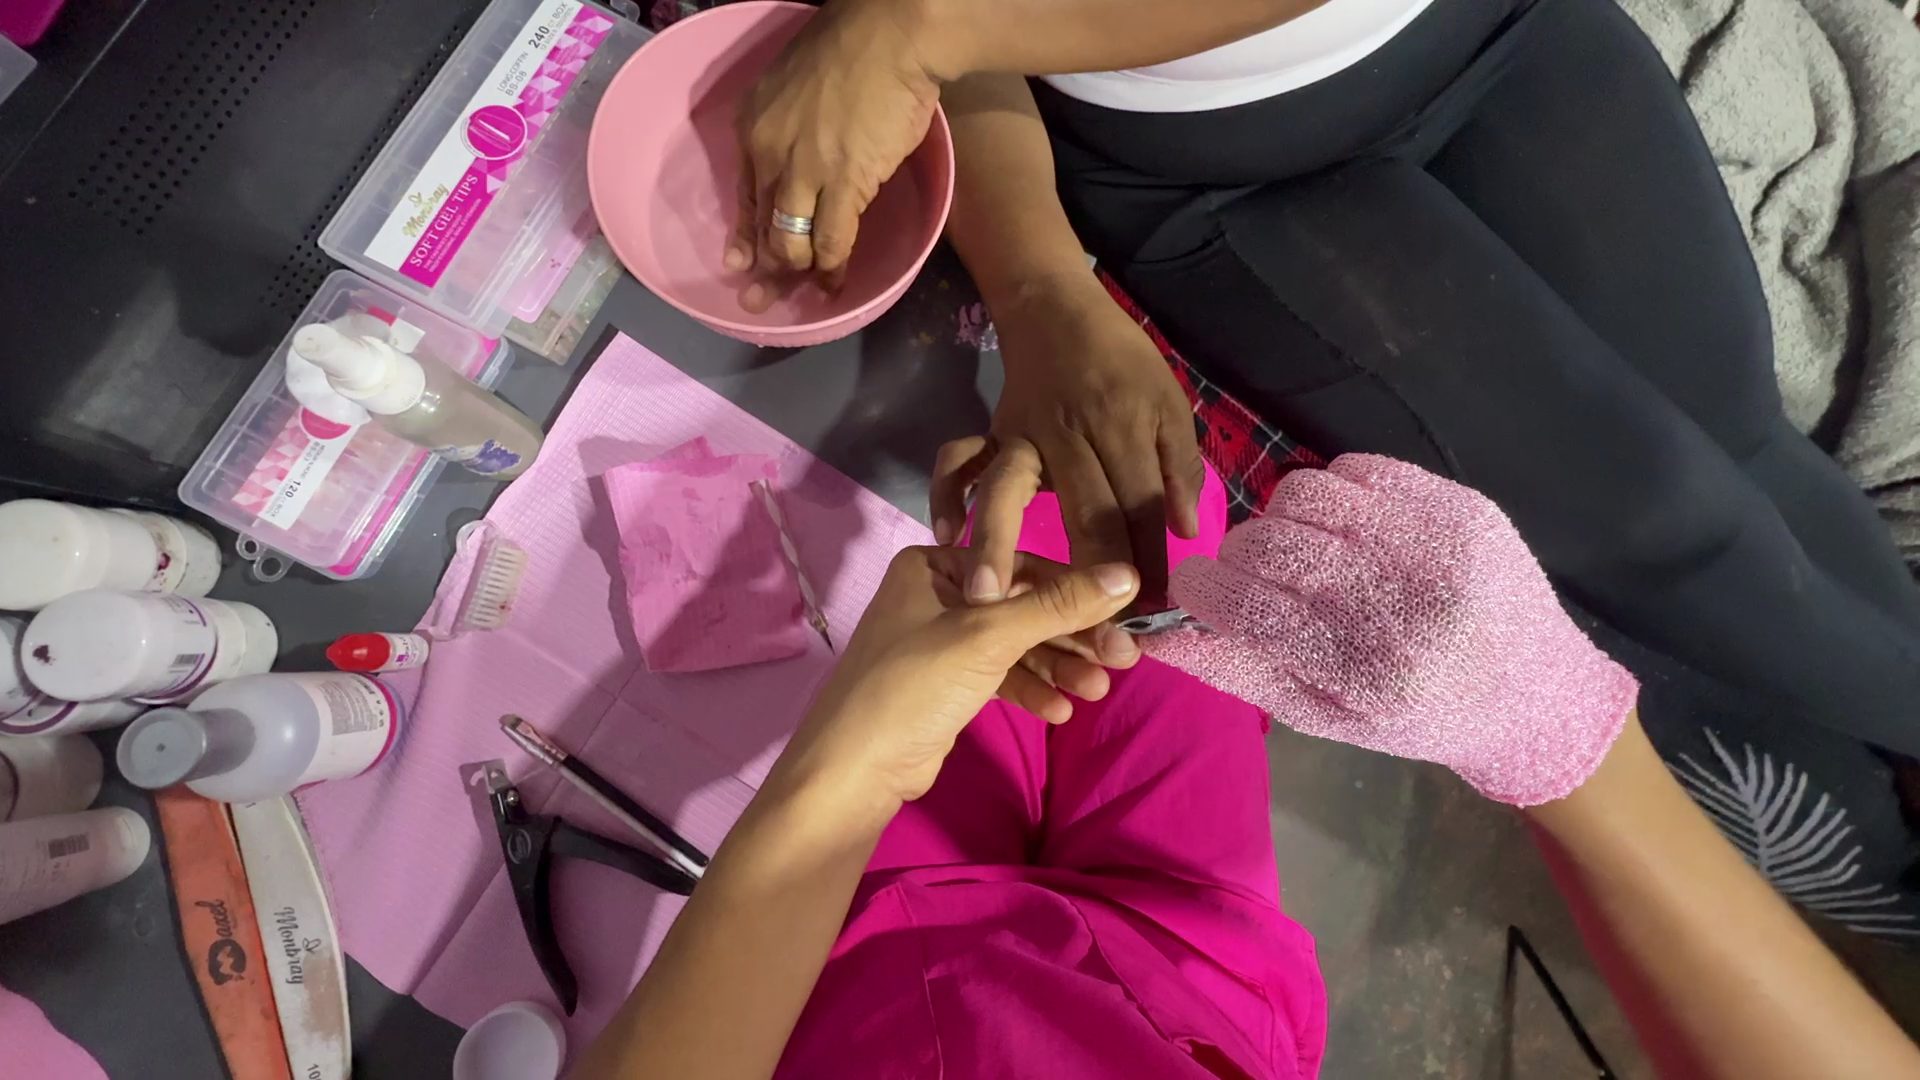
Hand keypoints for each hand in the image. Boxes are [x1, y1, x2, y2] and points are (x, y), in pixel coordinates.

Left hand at [729, 0, 940, 308]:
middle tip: (758, 303)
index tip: (740, 265)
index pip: (745, 197)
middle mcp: (770, 153)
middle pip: (763, 227)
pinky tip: (833, 286)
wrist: (890, 35)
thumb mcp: (796, 88)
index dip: (745, 237)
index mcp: (755, 127)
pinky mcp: (845, 185)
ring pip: (791, 243)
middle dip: (762, 272)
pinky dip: (831, 270)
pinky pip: (831, 243)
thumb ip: (790, 131)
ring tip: (809, 294)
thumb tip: (804, 164)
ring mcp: (806, 172)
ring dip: (797, 275)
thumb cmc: (852, 54)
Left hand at [775, 546, 1140, 818]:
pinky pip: (1000, 674)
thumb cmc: (916, 683)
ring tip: (1097, 691)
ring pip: (1015, 645)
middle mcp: (938, 594)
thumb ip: (1058, 606)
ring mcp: (942, 640)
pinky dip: (1030, 689)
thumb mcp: (988, 637)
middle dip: (1070, 637)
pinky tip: (1059, 711)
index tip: (1123, 615)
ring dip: (1056, 667)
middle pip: (1022, 607)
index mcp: (935, 565)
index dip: (1075, 591)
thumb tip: (1128, 575)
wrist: (856, 770)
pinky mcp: (948, 682)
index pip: (1020, 566)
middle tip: (1123, 659)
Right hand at [929, 275, 1204, 608]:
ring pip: (1008, 490)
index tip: (1152, 615)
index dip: (1149, 564)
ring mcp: (1021, 435)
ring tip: (990, 600)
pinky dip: (943, 495)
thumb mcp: (1168, 402)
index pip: (1138, 509)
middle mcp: (1070, 438)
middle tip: (1094, 637)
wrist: (1057, 309)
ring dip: (998, 541)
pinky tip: (944, 537)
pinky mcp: (988, 432)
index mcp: (1124, 430)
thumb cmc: (1121, 360)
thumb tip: (1185, 531)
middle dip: (1091, 579)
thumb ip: (1179, 467)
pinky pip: (957, 462)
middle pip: (1081, 514)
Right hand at [1148, 454, 1639, 805]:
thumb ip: (1234, 670)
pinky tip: (1344, 529)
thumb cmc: (1411, 715)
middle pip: (1268, 541)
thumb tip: (1157, 636)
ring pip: (1303, 492)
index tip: (1193, 589)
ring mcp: (1437, 542)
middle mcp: (1402, 601)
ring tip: (1301, 549)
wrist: (1532, 696)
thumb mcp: (1317, 715)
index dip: (1199, 588)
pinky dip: (1329, 494)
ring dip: (1280, 519)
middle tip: (1250, 575)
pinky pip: (1354, 467)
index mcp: (1364, 667)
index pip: (1245, 605)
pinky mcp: (1461, 502)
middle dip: (1236, 554)